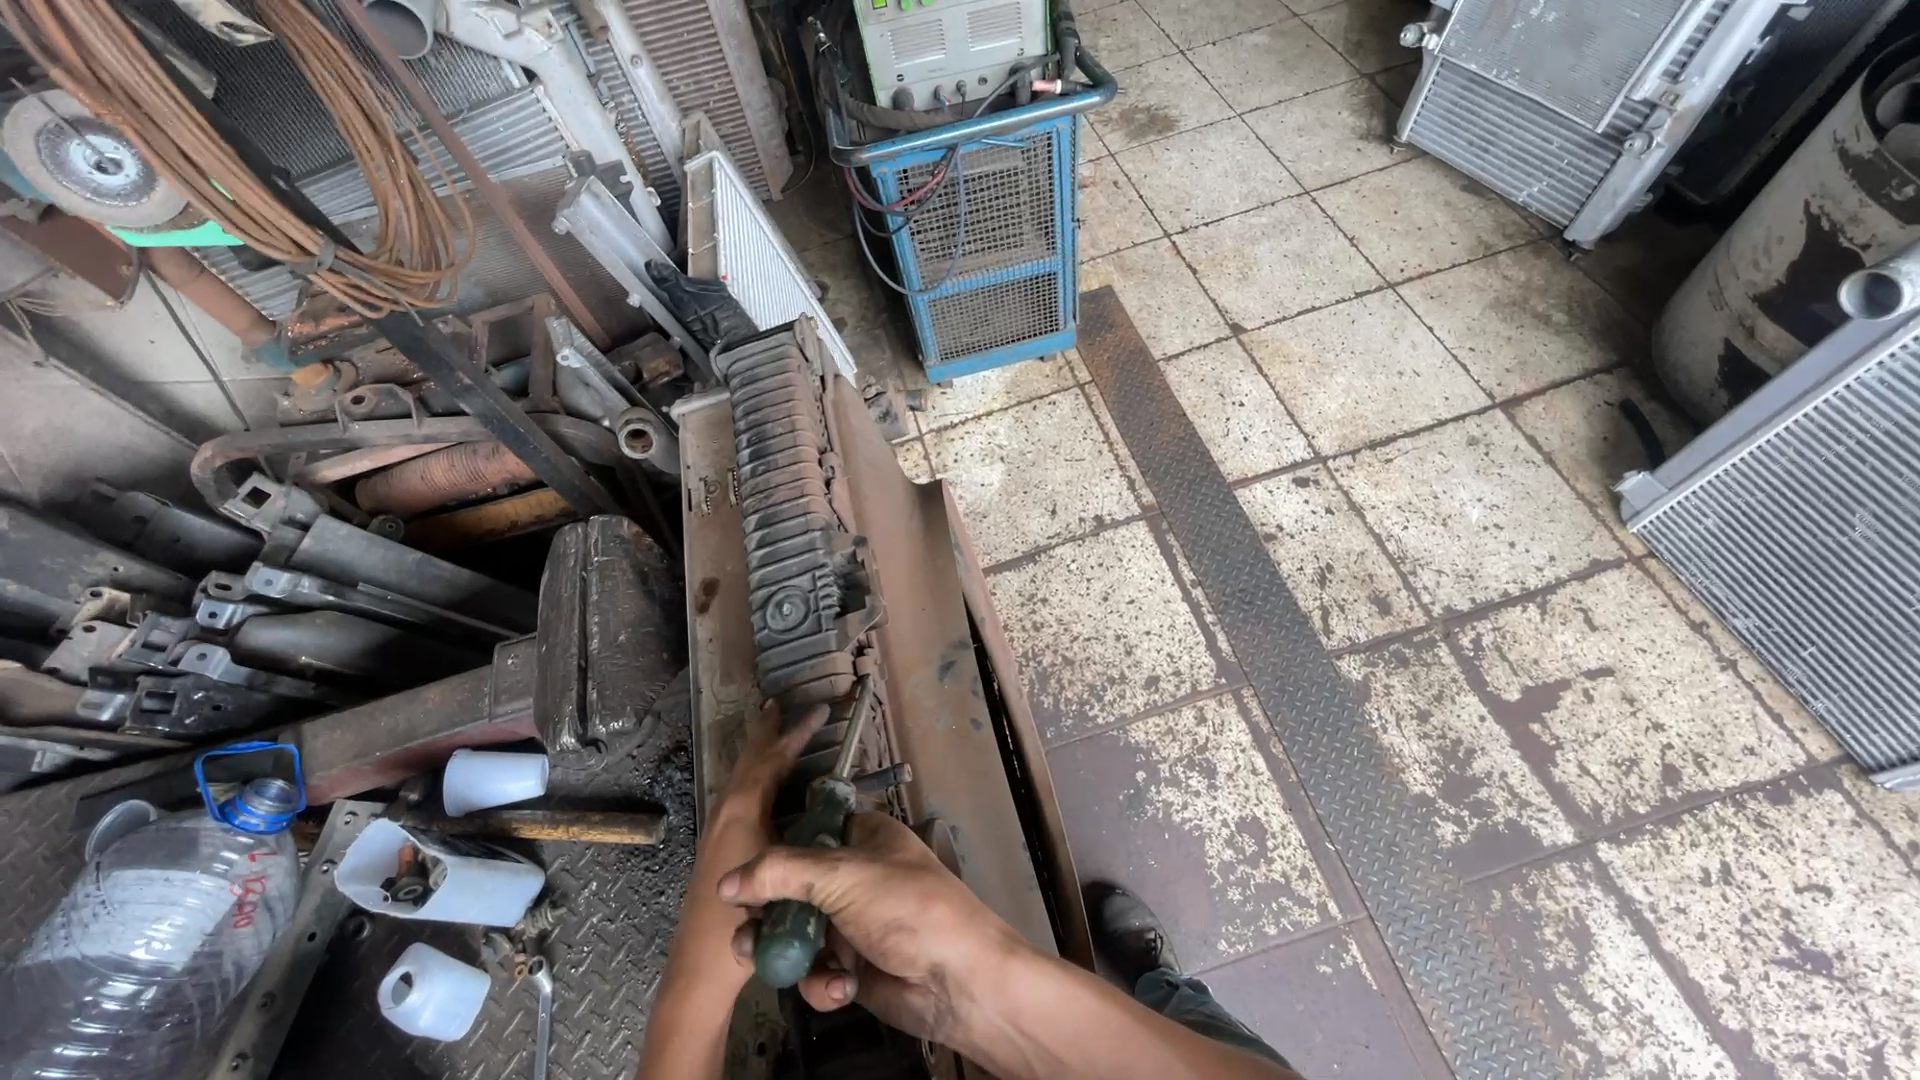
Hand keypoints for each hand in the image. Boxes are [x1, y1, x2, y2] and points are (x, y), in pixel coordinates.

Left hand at [636, 700, 827, 1079]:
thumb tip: (832, 809)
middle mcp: (726, 813)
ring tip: (772, 733)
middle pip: (749, 761)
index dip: (796, 733)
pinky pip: (741, 794)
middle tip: (777, 703)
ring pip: (742, 777)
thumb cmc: (741, 923)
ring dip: (759, 752)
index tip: (818, 710)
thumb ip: (803, 838)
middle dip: (766, 732)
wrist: (699, 969)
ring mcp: (718, 830)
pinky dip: (755, 776)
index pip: (772, 760)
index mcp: (741, 811)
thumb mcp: (780, 873)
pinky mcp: (718, 848)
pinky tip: (765, 788)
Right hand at [717, 811, 1035, 1044]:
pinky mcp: (853, 967)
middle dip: (771, 912)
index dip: (776, 847)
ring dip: (788, 953)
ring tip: (774, 965)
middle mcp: (856, 875)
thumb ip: (781, 873)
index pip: (809, 829)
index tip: (744, 871)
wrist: (960, 982)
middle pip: (793, 887)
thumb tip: (726, 882)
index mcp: (864, 836)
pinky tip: (839, 988)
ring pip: (798, 933)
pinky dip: (821, 982)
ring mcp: (854, 923)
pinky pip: (816, 970)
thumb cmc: (908, 909)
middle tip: (750, 928)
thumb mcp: (843, 877)